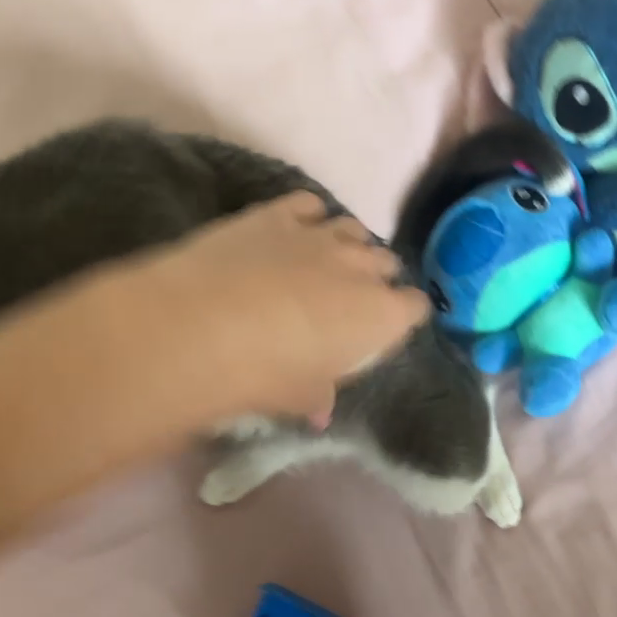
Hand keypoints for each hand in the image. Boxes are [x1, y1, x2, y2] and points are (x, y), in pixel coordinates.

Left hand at [105, 192, 428, 429]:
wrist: (202, 325)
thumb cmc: (266, 372)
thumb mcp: (298, 396)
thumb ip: (318, 396)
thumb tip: (319, 411)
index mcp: (382, 316)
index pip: (414, 309)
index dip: (401, 318)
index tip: (383, 330)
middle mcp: (362, 268)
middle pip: (387, 263)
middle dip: (375, 278)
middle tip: (350, 300)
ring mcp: (321, 235)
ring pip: (353, 229)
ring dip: (347, 245)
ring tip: (326, 263)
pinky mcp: (279, 214)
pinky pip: (309, 206)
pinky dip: (308, 217)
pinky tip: (293, 234)